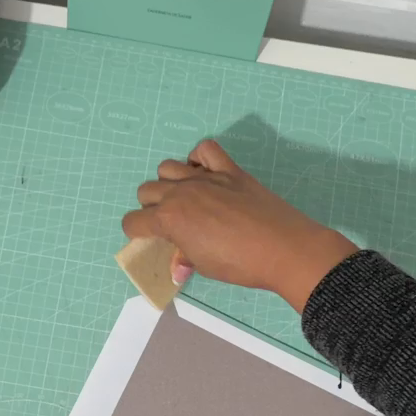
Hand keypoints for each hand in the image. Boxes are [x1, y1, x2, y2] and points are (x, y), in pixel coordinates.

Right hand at [121, 139, 358, 311]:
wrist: (283, 248)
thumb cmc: (239, 264)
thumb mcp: (204, 265)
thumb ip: (183, 257)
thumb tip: (179, 266)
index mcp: (169, 219)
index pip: (133, 221)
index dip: (137, 233)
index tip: (150, 240)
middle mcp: (181, 193)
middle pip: (146, 191)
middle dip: (150, 207)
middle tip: (169, 223)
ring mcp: (205, 177)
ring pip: (168, 167)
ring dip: (169, 183)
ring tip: (185, 200)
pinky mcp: (229, 170)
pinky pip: (205, 150)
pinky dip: (199, 158)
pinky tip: (205, 174)